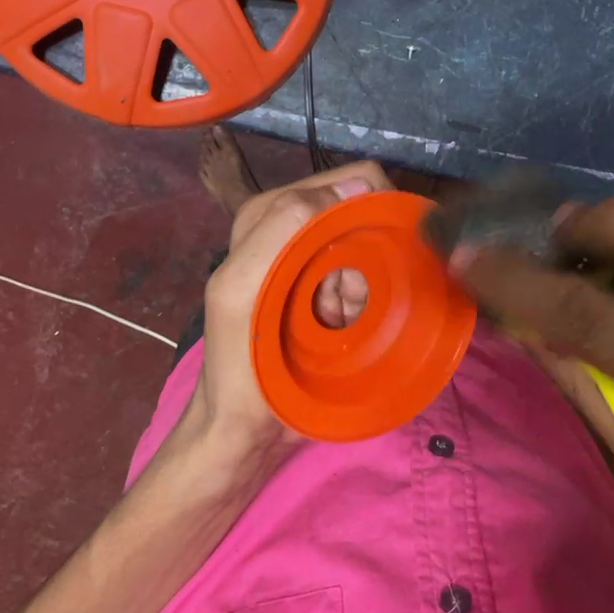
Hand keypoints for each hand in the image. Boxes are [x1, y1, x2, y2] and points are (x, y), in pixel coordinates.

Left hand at [193, 161, 393, 447]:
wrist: (244, 429)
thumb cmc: (239, 365)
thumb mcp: (242, 288)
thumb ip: (281, 228)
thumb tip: (356, 186)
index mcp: (268, 213)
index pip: (348, 184)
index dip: (363, 222)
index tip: (349, 273)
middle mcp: (293, 228)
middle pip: (366, 219)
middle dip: (364, 262)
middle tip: (340, 307)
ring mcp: (315, 261)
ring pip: (374, 253)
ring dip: (365, 292)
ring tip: (336, 326)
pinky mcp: (330, 292)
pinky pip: (373, 283)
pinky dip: (365, 309)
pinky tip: (340, 333)